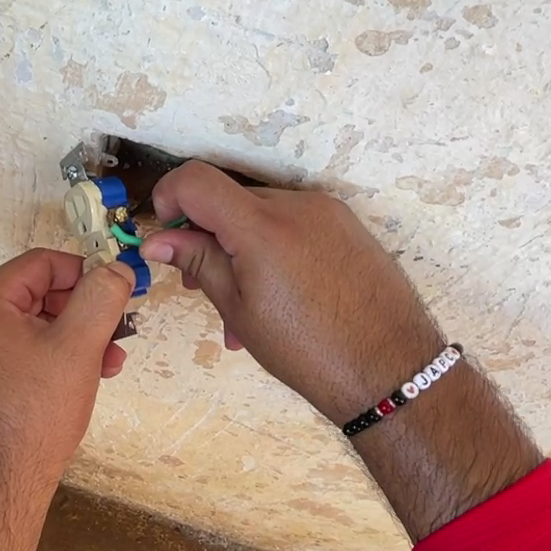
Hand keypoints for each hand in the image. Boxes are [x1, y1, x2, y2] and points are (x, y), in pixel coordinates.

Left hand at [0, 250, 134, 550]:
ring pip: (38, 324)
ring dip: (79, 336)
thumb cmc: (39, 409)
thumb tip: (118, 268)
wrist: (6, 480)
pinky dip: (60, 356)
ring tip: (113, 359)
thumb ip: (102, 297)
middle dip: (85, 310)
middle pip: (39, 293)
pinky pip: (27, 350)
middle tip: (120, 330)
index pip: (40, 264)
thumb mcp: (79, 344)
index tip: (118, 292)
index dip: (84, 272)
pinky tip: (93, 374)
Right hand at [143, 162, 540, 540]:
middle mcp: (295, 204)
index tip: (166, 232)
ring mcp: (326, 211)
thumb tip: (159, 240)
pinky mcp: (346, 225)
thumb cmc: (307, 350)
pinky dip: (270, 249)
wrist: (391, 370)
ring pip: (259, 216)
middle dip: (205, 235)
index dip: (169, 197)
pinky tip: (275, 296)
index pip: (195, 180)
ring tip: (241, 306)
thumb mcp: (239, 309)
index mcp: (261, 226)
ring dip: (238, 248)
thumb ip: (199, 262)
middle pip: (228, 199)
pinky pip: (291, 225)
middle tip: (201, 286)